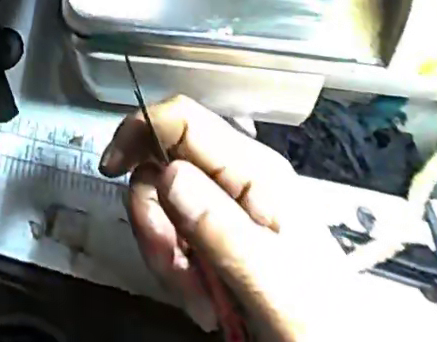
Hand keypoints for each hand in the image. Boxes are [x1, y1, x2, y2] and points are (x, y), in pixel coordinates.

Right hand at [101, 96, 427, 340]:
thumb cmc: (325, 329)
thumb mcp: (276, 286)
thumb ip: (221, 229)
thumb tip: (167, 172)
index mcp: (256, 171)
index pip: (181, 116)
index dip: (139, 129)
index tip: (111, 168)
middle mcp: (238, 178)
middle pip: (160, 161)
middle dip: (152, 213)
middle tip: (171, 264)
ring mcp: (228, 206)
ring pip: (160, 199)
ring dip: (162, 248)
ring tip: (195, 296)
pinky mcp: (219, 234)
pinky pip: (172, 231)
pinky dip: (173, 264)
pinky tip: (200, 297)